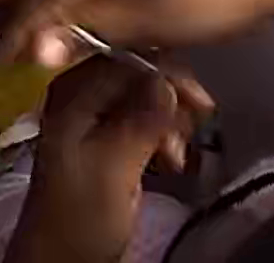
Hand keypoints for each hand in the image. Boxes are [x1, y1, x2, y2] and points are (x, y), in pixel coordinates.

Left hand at [6, 58, 209, 262]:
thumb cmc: (81, 215)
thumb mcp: (113, 167)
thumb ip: (140, 120)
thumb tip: (169, 81)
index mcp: (73, 89)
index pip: (126, 60)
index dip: (167, 73)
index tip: (200, 100)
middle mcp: (79, 91)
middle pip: (135, 75)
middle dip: (170, 98)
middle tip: (198, 125)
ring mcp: (90, 114)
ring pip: (139, 97)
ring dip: (168, 119)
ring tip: (181, 153)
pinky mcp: (102, 138)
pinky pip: (137, 119)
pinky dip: (159, 133)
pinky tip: (172, 158)